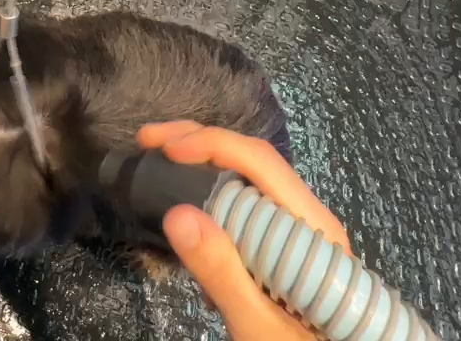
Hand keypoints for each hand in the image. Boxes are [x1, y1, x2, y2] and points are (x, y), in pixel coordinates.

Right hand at [137, 122, 349, 340]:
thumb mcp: (259, 327)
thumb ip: (223, 274)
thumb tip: (175, 213)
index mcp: (313, 228)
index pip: (261, 162)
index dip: (212, 144)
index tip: (165, 149)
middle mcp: (307, 217)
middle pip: (251, 158)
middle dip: (198, 140)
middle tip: (147, 139)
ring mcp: (295, 229)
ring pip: (245, 175)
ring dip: (200, 160)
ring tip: (158, 156)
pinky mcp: (281, 245)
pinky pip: (243, 202)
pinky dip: (209, 190)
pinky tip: (183, 198)